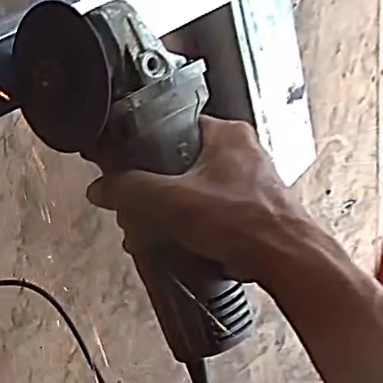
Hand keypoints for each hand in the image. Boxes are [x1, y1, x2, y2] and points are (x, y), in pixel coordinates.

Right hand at [86, 118, 332, 286]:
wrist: (282, 256)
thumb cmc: (239, 220)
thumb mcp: (170, 201)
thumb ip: (129, 190)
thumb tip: (100, 188)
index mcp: (225, 134)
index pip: (173, 126)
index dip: (145, 147)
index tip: (125, 166)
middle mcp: (240, 151)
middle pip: (179, 162)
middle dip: (153, 188)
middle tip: (136, 206)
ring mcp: (247, 180)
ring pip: (192, 188)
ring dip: (168, 209)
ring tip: (151, 230)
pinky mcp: (248, 208)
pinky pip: (207, 210)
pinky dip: (188, 224)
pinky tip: (175, 242)